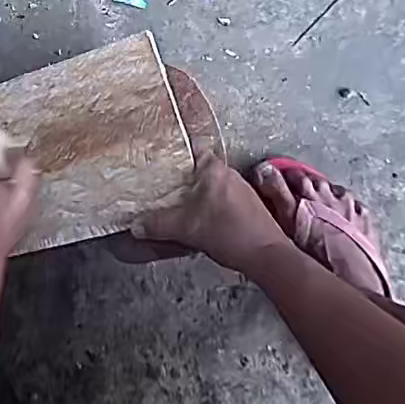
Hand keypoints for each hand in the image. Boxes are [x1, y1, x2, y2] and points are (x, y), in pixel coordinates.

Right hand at [132, 155, 293, 273]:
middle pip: (198, 165)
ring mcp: (239, 187)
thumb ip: (159, 225)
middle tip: (161, 182)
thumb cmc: (230, 233)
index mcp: (213, 168)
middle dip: (180, 174)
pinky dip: (207, 202)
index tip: (158, 155)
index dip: (174, 149)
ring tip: (175, 201)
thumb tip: (136, 225)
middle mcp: (227, 172)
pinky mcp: (246, 204)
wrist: (267, 256)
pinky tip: (198, 217)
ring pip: (209, 182)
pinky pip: (220, 195)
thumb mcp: (187, 229)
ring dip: (195, 191)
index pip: (191, 147)